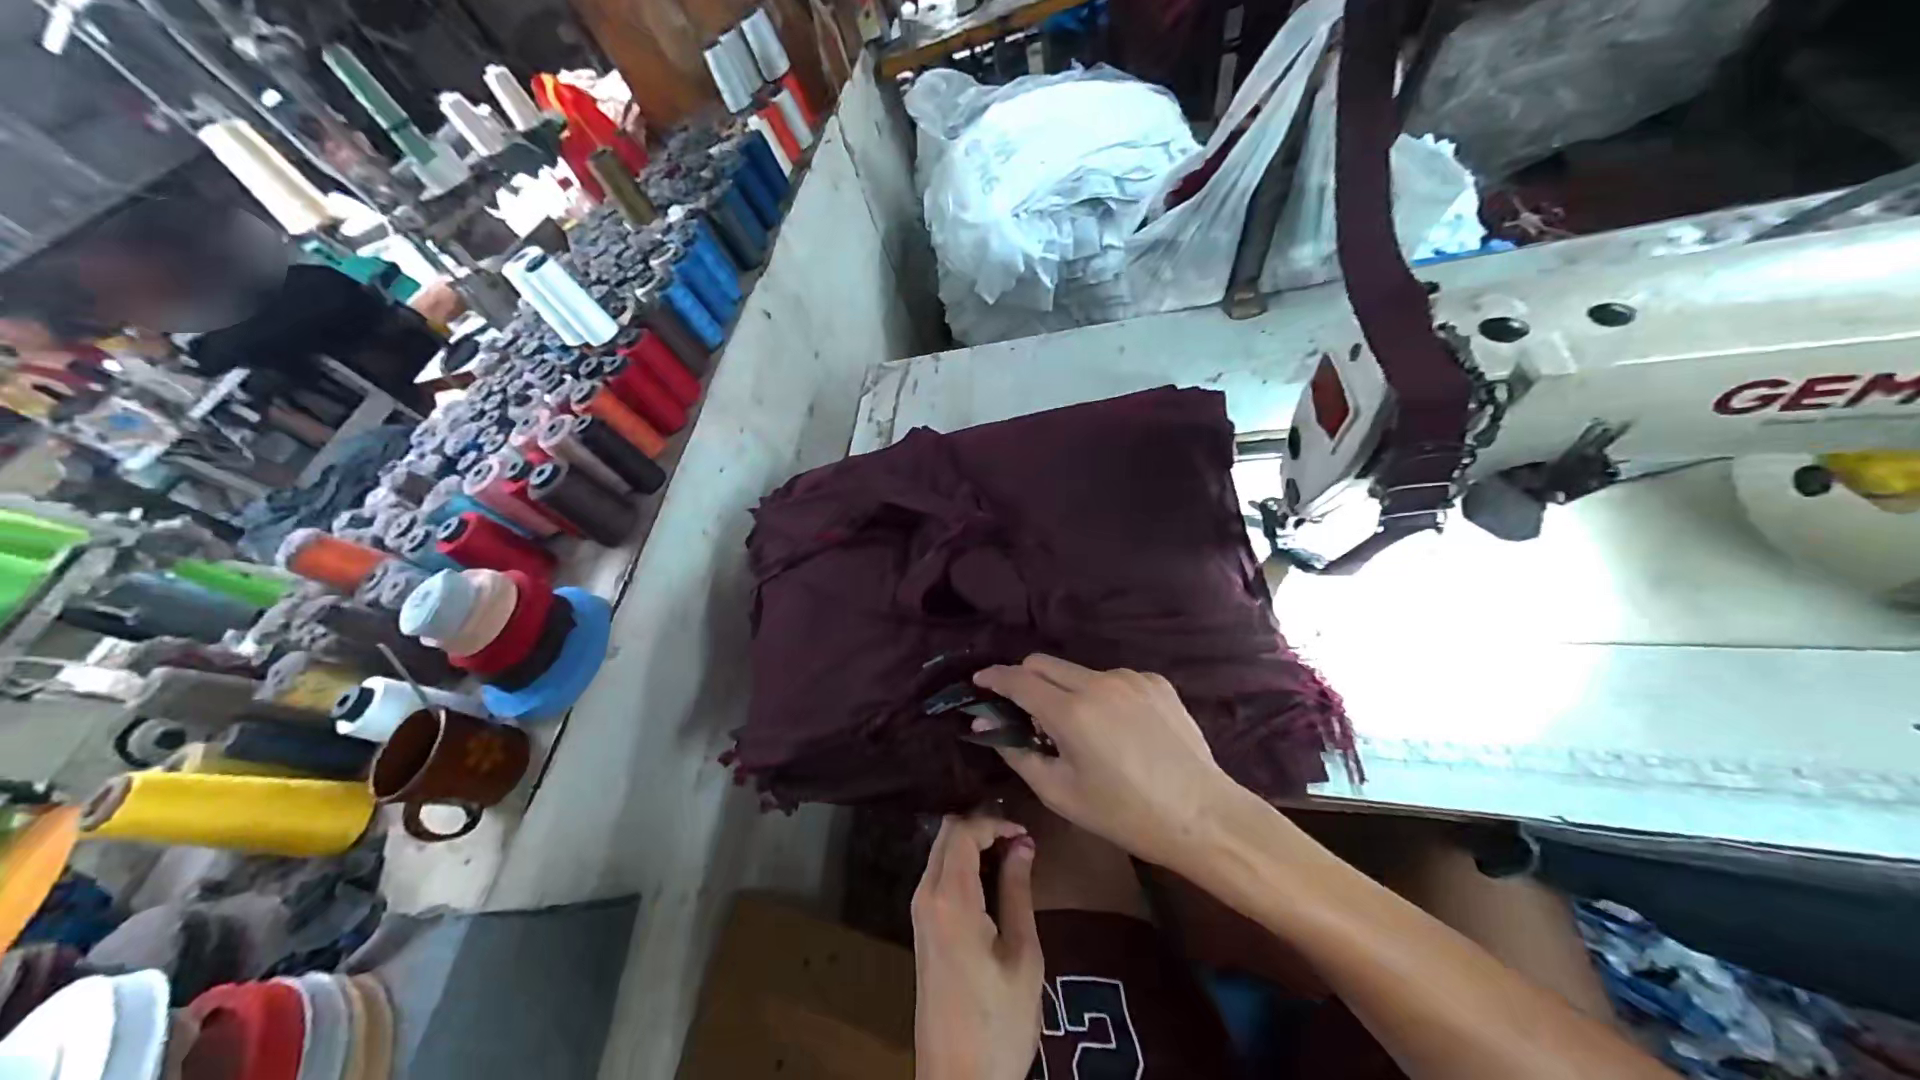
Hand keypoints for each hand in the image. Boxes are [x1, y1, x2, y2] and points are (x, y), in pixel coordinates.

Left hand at [912, 815, 1043, 1079]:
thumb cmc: (999, 1020)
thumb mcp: (1022, 954)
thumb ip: (1017, 890)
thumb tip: (1022, 844)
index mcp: (950, 899)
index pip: (963, 831)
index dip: (995, 821)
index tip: (1026, 833)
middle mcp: (925, 896)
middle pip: (946, 835)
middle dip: (981, 826)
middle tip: (1019, 838)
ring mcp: (919, 913)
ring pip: (940, 853)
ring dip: (971, 844)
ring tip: (1011, 854)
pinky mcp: (921, 928)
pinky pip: (938, 876)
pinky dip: (962, 864)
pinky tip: (991, 878)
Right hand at [973, 655, 1250, 869]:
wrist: (1202, 815)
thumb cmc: (1124, 813)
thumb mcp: (1060, 793)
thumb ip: (1017, 753)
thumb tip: (987, 725)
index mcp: (1071, 711)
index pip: (1019, 680)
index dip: (994, 678)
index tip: (980, 682)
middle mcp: (1099, 682)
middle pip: (1044, 664)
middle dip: (1025, 680)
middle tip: (1025, 714)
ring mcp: (1131, 678)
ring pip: (1079, 672)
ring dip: (1066, 690)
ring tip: (1081, 732)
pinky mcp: (1156, 682)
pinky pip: (1113, 680)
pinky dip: (1101, 696)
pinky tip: (1118, 730)